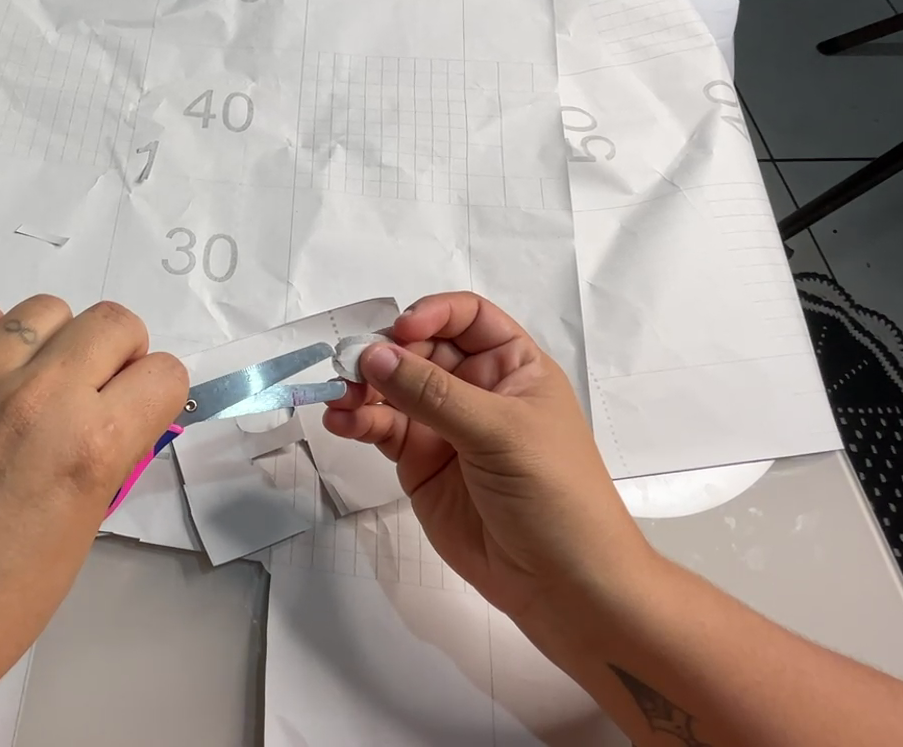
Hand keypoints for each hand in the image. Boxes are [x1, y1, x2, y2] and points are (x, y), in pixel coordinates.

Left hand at [0, 293, 187, 745]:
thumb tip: (115, 417)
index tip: (135, 410)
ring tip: (26, 386)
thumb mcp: (79, 533)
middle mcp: (40, 396)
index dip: (155, 394)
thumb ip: (105, 458)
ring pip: (45, 310)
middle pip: (115, 322)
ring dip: (53, 342)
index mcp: (92, 447)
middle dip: (118, 356)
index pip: (165, 373)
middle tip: (89, 394)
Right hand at [323, 292, 652, 623]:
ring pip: (391, 387)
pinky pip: (380, 426)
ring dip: (360, 387)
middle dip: (382, 354)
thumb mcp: (500, 432)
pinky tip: (341, 423)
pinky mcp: (417, 459)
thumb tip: (372, 355)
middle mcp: (474, 387)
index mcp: (511, 366)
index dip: (432, 315)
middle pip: (417, 349)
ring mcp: (442, 424)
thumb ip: (432, 393)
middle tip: (350, 369)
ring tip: (339, 400)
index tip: (400, 332)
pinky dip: (356, 420)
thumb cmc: (554, 494)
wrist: (563, 587)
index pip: (467, 317)